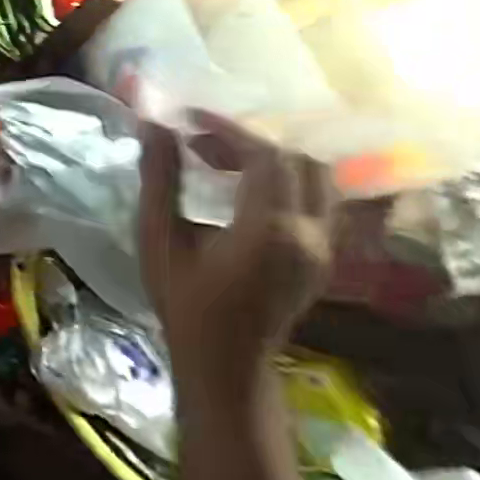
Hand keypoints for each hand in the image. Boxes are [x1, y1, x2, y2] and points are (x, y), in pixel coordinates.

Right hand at [138, 111, 333, 374]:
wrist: (224, 361)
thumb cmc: (183, 298)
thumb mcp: (159, 235)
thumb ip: (161, 177)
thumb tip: (155, 125)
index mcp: (270, 229)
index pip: (265, 156)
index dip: (227, 128)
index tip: (188, 118)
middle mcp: (310, 235)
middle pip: (298, 162)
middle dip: (247, 141)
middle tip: (199, 141)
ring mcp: (324, 249)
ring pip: (314, 179)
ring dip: (268, 159)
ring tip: (217, 160)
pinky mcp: (322, 258)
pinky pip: (314, 201)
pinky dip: (280, 180)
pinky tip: (238, 188)